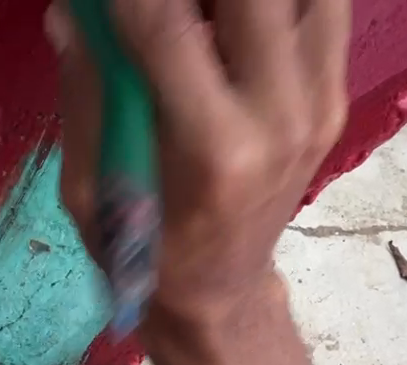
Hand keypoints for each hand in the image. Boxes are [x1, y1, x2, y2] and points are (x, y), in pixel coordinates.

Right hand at [54, 0, 349, 332]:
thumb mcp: (91, 197)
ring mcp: (320, 100)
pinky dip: (269, 3)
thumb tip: (69, 16)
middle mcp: (280, 114)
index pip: (169, 30)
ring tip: (189, 16)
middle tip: (146, 4)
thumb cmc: (140, 257)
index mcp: (210, 151)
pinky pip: (320, 3)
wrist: (216, 294)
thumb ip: (85, 103)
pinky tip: (228, 20)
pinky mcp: (337, 93)